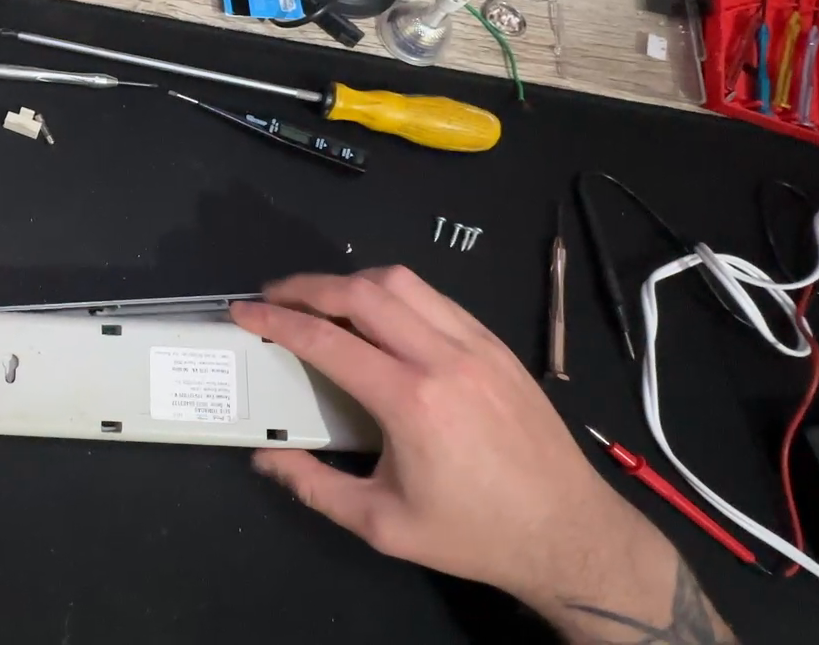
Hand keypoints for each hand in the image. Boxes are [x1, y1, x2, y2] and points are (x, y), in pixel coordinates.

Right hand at [229, 268, 675, 607]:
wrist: (575, 538)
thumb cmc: (475, 534)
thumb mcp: (383, 525)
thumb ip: (314, 486)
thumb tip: (263, 455)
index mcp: (411, 403)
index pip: (325, 340)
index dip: (274, 320)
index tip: (243, 312)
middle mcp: (442, 359)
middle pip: (358, 292)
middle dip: (304, 286)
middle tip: (272, 297)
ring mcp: (475, 345)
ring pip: (399, 281)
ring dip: (348, 281)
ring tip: (322, 300)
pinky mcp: (496, 344)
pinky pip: (433, 296)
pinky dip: (392, 292)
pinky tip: (377, 314)